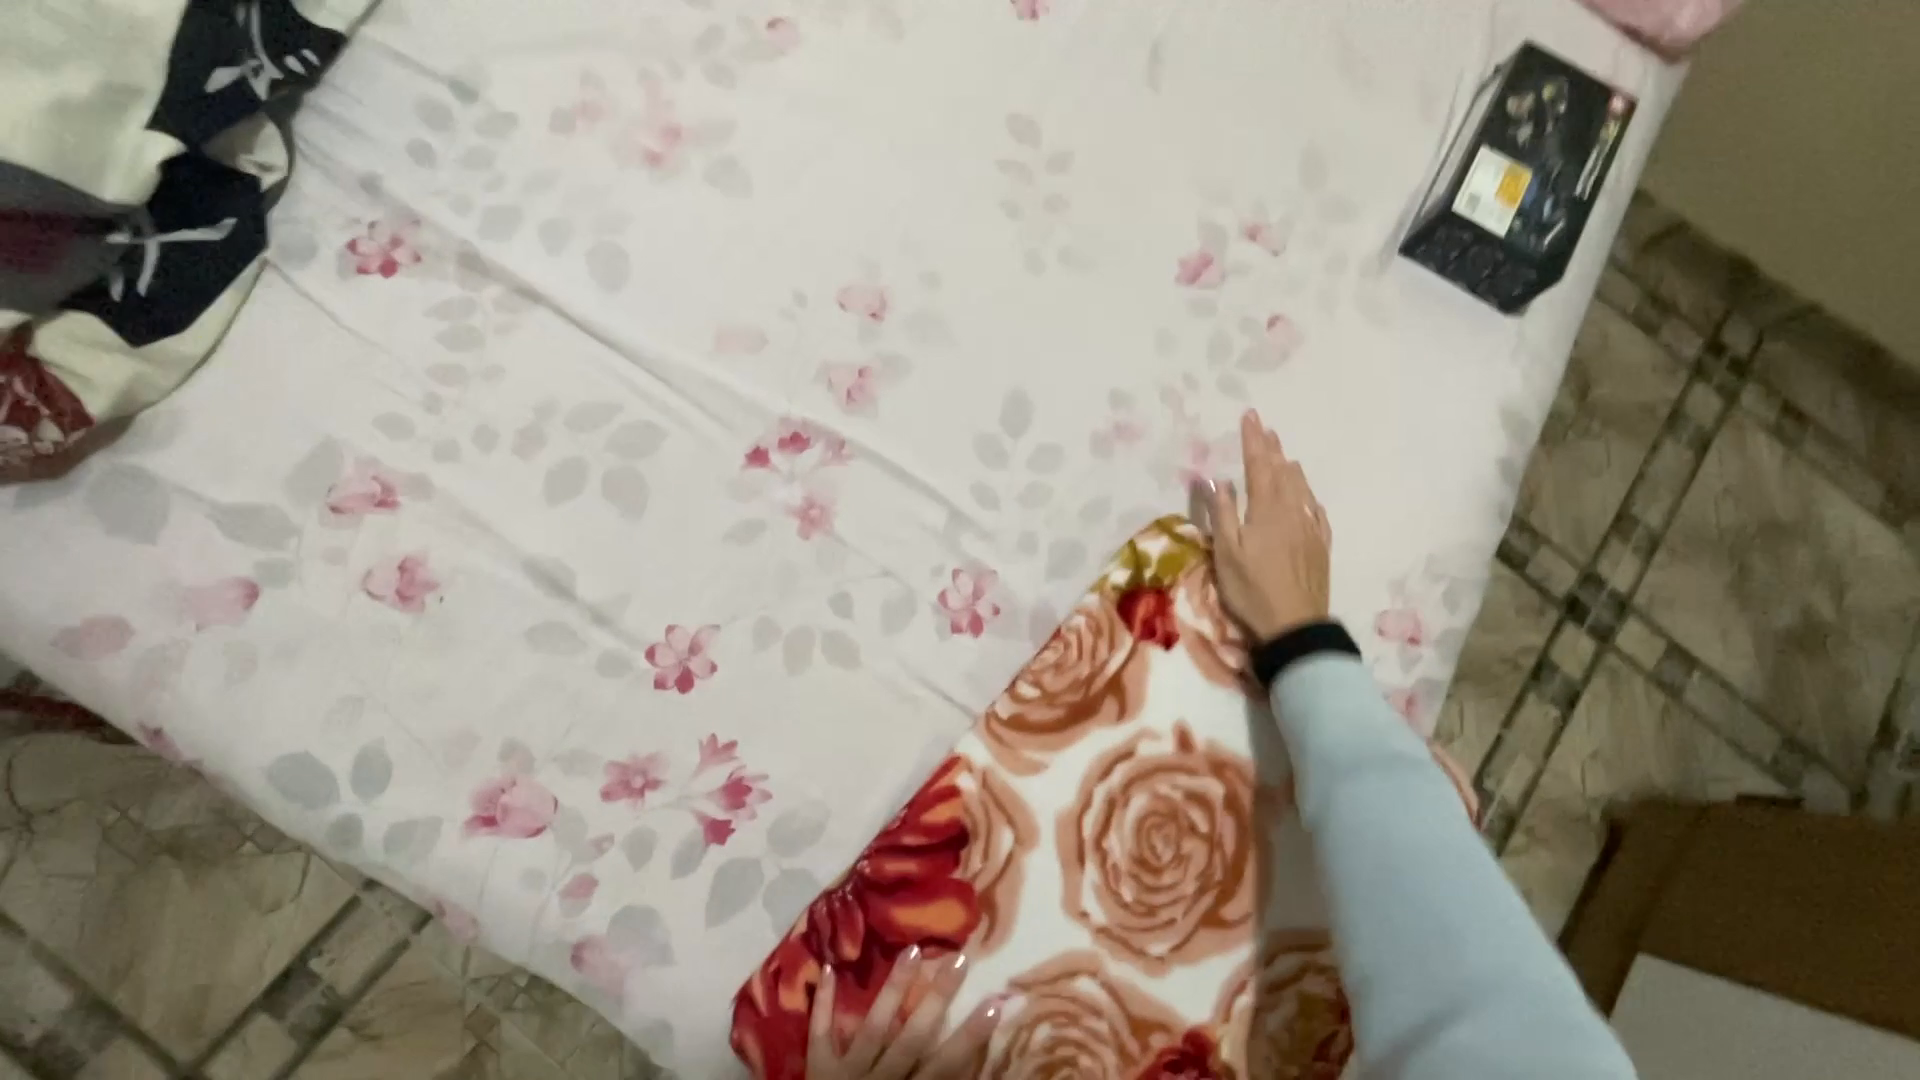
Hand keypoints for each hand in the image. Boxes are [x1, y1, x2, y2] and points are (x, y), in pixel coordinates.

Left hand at [807, 948, 1007, 1079]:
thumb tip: (970, 1072)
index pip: (944, 1065)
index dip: (970, 1037)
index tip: (994, 1002)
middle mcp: (881, 1079)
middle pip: (913, 1037)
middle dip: (937, 998)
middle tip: (959, 958)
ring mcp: (847, 1073)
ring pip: (874, 1027)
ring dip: (893, 989)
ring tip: (912, 950)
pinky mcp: (819, 1068)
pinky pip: (819, 1033)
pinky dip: (822, 1003)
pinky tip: (829, 967)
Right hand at [1205, 409, 1332, 641]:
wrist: (1294, 626)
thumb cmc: (1251, 590)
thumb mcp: (1226, 553)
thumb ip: (1222, 514)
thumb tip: (1218, 479)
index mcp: (1265, 511)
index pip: (1258, 467)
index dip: (1252, 441)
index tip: (1250, 416)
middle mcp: (1291, 513)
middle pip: (1282, 474)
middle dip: (1272, 449)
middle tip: (1266, 428)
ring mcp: (1309, 530)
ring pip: (1301, 491)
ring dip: (1292, 470)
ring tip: (1286, 456)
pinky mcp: (1320, 549)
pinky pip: (1317, 515)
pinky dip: (1310, 499)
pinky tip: (1309, 498)